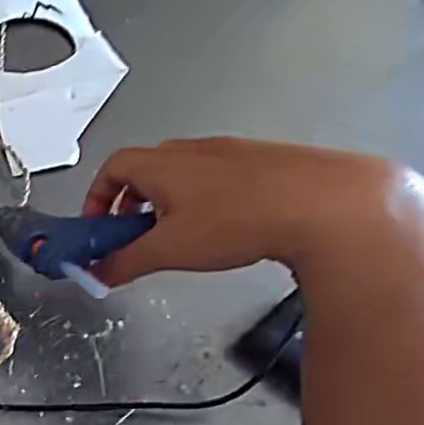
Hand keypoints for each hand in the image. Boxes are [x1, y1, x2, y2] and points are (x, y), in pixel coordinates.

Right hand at [80, 137, 423, 285]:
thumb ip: (123, 263)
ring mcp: (231, 154)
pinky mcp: (262, 164)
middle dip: (129, 205)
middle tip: (132, 237)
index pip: (113, 168)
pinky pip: (214, 180)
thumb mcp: (167, 251)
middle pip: (144, 170)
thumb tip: (97, 274)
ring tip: (175, 238)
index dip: (96, 197)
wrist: (327, 205)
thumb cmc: (241, 219)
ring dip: (164, 204)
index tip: (97, 227)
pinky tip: (218, 231)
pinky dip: (199, 203)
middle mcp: (194, 150)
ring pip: (180, 175)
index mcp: (164, 164)